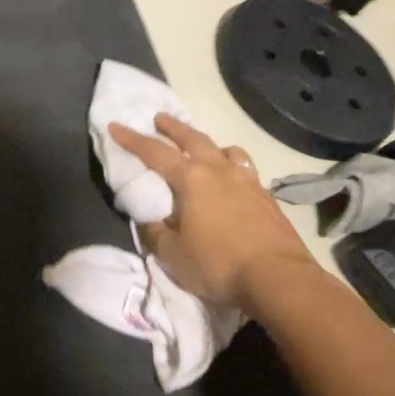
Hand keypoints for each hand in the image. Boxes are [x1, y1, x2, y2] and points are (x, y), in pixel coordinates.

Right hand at [110, 115, 322, 312]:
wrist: (278, 278)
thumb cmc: (218, 264)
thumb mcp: (174, 255)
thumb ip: (156, 233)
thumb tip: (150, 219)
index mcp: (191, 179)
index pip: (154, 152)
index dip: (132, 139)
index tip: (116, 125)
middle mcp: (218, 170)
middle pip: (193, 138)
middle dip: (173, 127)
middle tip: (160, 118)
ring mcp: (246, 180)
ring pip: (226, 150)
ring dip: (209, 144)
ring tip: (204, 149)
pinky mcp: (266, 196)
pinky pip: (245, 169)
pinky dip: (232, 166)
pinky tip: (233, 181)